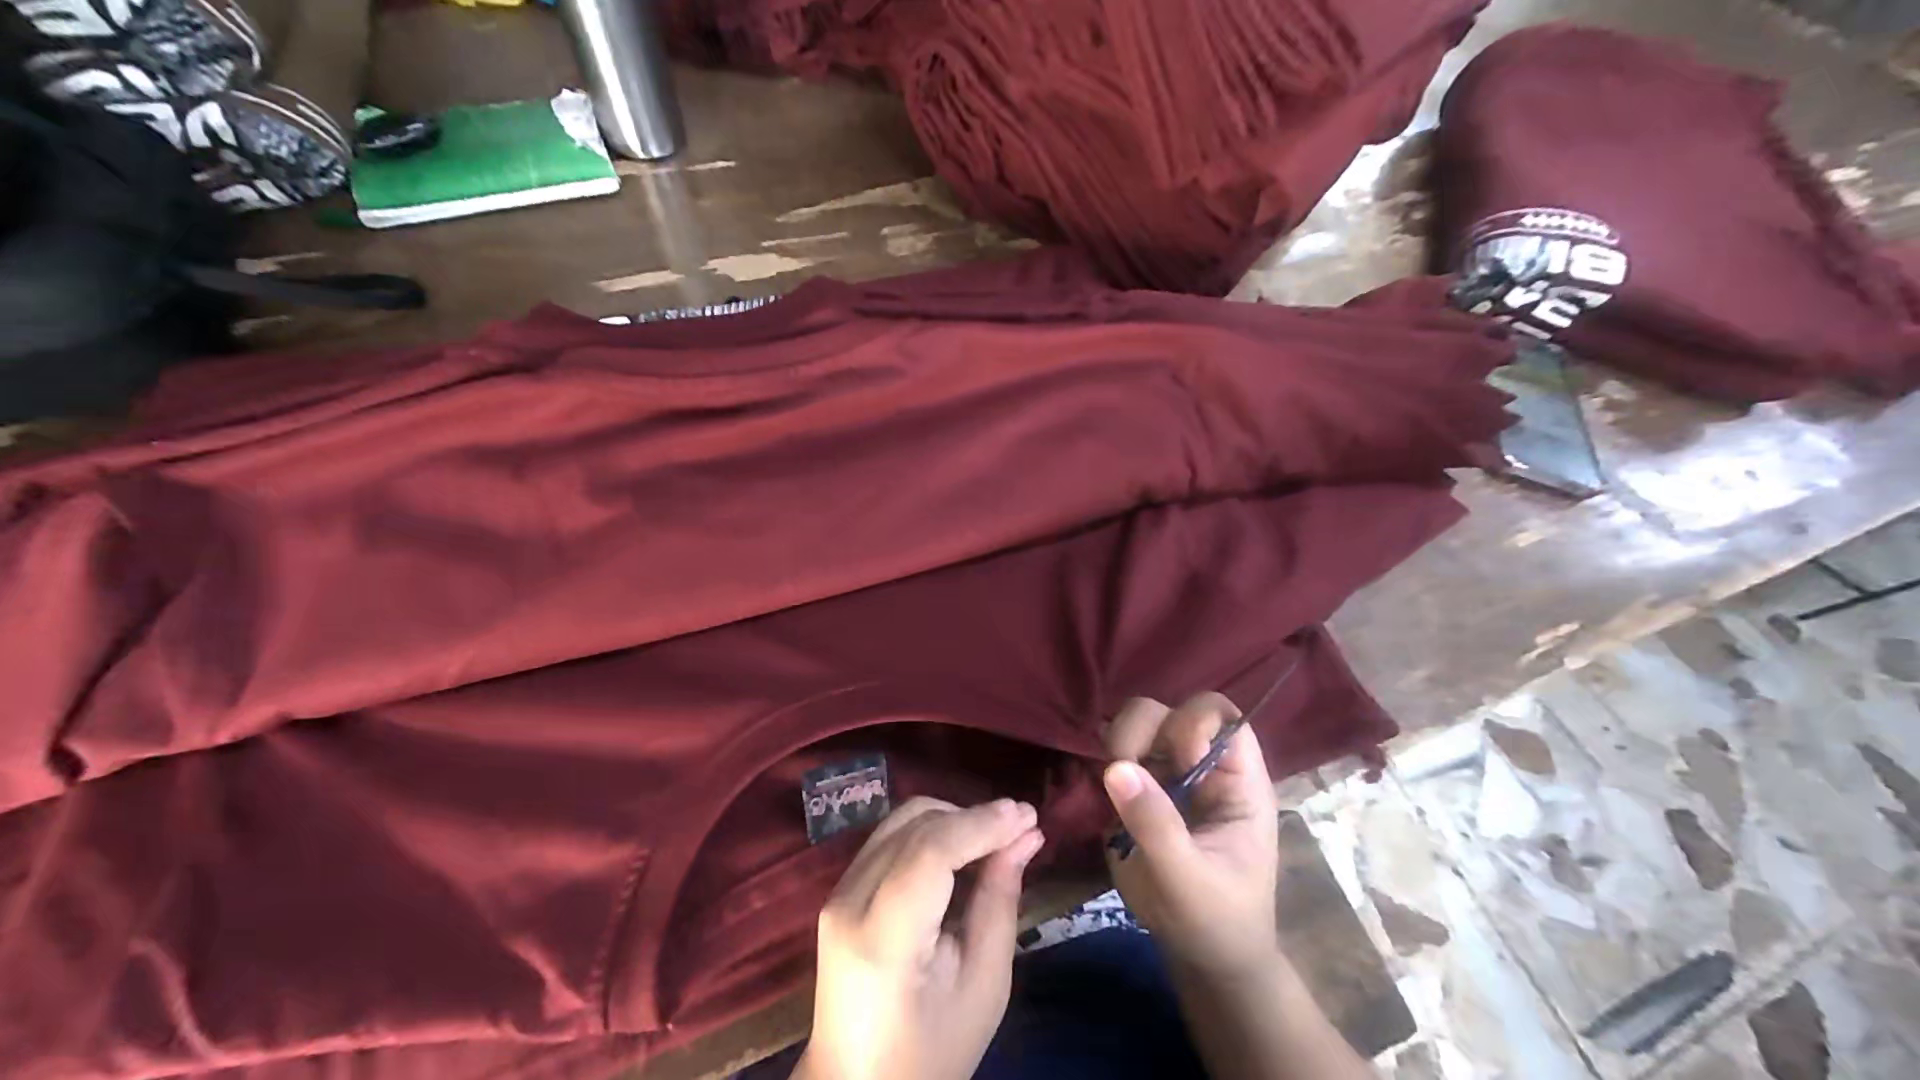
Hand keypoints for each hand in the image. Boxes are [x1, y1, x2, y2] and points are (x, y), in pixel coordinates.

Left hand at [794, 797, 1043, 1079]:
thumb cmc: (931, 1050)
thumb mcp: (983, 985)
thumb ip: (1000, 901)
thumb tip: (1026, 836)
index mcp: (882, 938)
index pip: (931, 852)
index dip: (981, 824)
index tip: (1027, 814)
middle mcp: (849, 902)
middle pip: (914, 826)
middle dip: (972, 817)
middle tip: (1020, 825)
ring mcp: (837, 892)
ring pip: (900, 821)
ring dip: (951, 818)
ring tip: (995, 835)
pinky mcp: (838, 890)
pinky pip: (889, 838)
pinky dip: (930, 831)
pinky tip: (961, 847)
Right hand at [1102, 693, 1281, 980]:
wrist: (1200, 956)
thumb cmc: (1214, 920)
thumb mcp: (1189, 880)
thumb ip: (1156, 825)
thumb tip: (1116, 766)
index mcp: (1237, 781)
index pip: (1220, 717)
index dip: (1192, 726)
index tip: (1175, 764)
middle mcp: (1202, 766)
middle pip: (1169, 711)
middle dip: (1142, 731)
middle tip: (1123, 770)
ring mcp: (1168, 774)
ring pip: (1138, 723)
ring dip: (1118, 743)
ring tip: (1110, 784)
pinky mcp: (1138, 787)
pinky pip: (1115, 752)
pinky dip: (1101, 761)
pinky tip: (1099, 790)